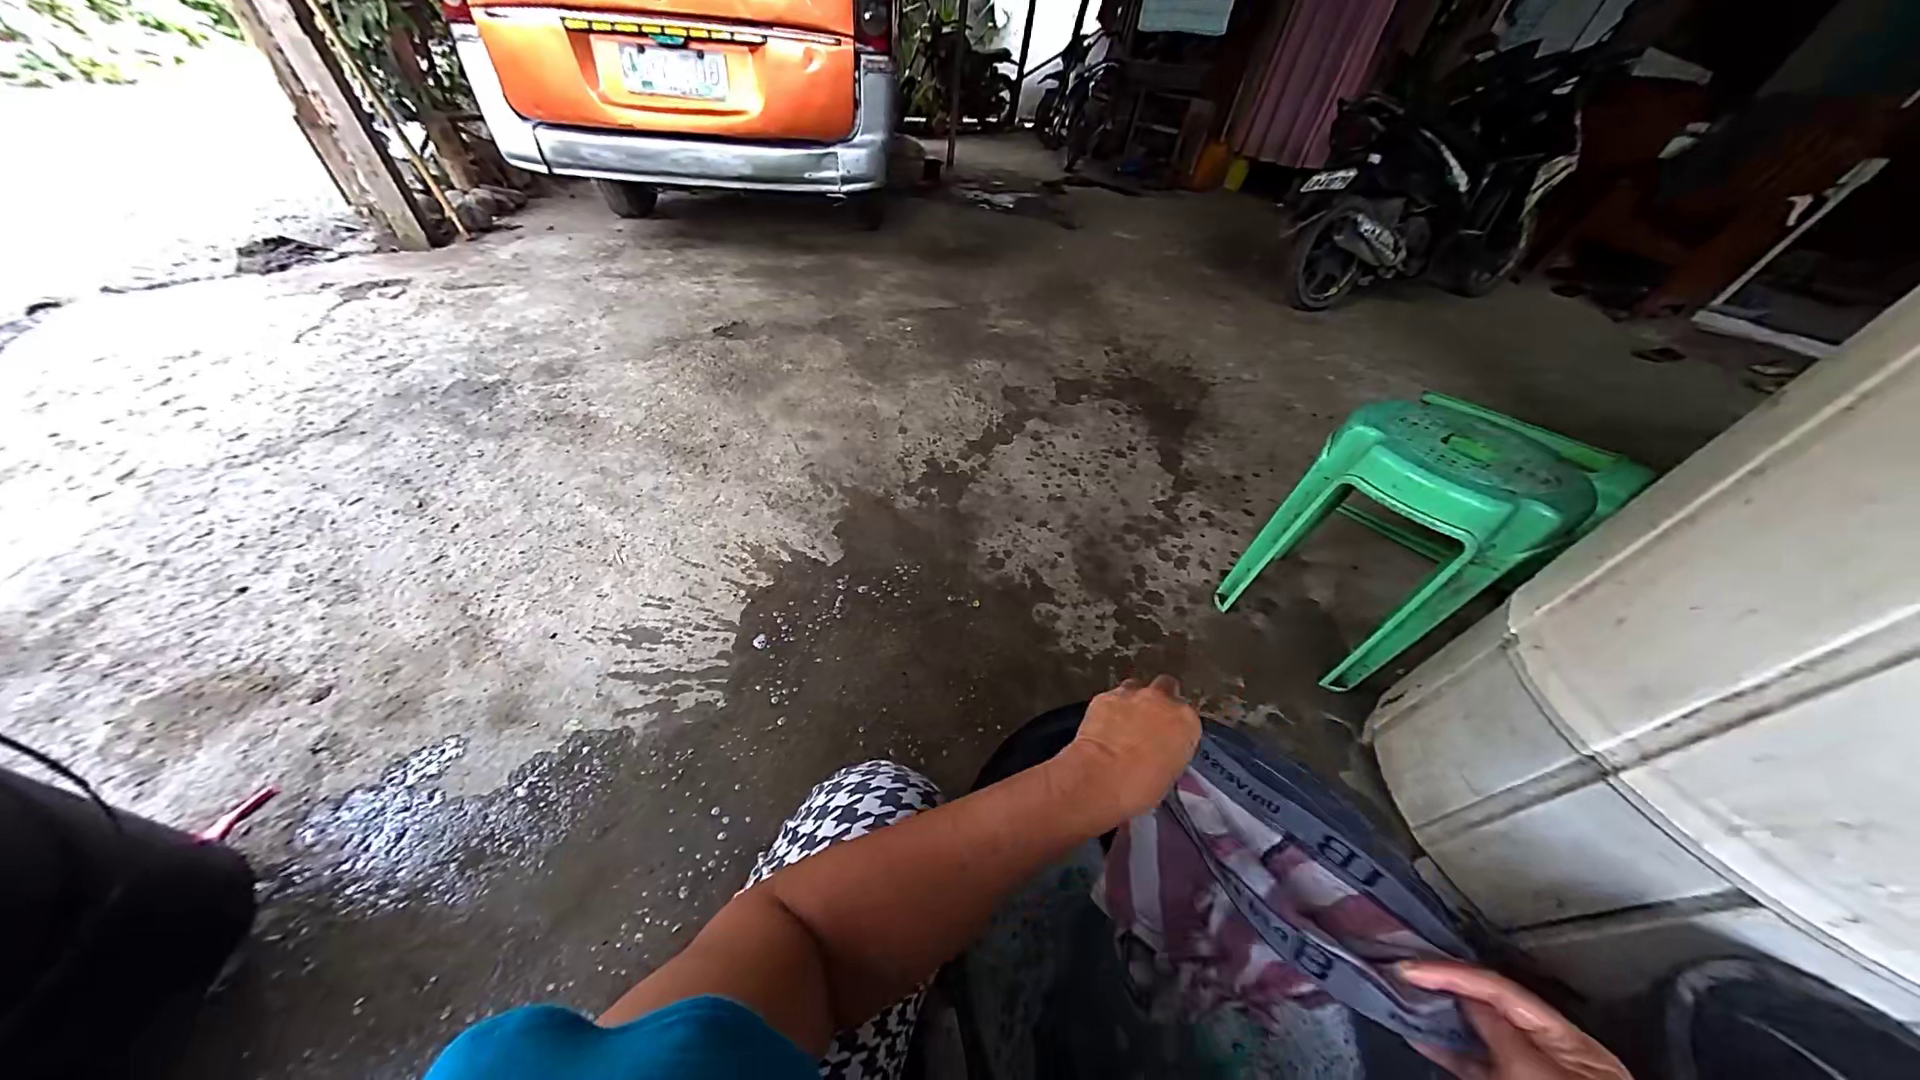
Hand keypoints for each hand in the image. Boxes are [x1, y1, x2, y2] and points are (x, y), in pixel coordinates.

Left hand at [1060, 675, 1201, 821]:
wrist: (1102, 777)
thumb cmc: (1140, 785)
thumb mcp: (1171, 775)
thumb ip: (1172, 752)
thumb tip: (1161, 754)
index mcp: (1186, 722)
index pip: (1187, 716)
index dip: (1176, 726)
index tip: (1169, 738)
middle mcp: (1162, 701)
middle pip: (1166, 687)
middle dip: (1158, 701)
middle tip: (1148, 722)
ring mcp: (1132, 695)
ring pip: (1135, 687)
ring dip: (1132, 702)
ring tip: (1124, 724)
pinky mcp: (1105, 697)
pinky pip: (1110, 698)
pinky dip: (1108, 709)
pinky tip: (1104, 726)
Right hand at [1398, 961, 1631, 1079]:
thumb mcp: (1533, 1073)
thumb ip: (1498, 1031)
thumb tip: (1465, 998)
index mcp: (1567, 1040)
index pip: (1501, 989)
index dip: (1452, 973)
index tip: (1410, 968)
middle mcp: (1550, 1052)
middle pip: (1489, 1006)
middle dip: (1445, 989)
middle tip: (1402, 976)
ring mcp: (1532, 1075)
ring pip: (1478, 1034)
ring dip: (1441, 1017)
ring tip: (1402, 1002)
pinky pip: (1475, 1063)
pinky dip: (1448, 1050)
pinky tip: (1420, 1040)